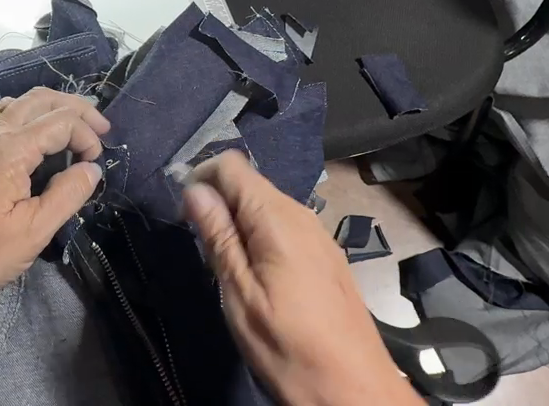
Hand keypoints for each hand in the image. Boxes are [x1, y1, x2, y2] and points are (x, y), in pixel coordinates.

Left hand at [0, 88, 109, 312]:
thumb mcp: (33, 232)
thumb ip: (67, 195)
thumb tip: (92, 169)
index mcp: (9, 149)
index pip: (60, 122)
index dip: (87, 136)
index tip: (98, 164)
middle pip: (42, 99)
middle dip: (76, 109)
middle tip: (103, 128)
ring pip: (22, 102)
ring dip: (53, 107)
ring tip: (79, 127)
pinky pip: (5, 114)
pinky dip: (30, 114)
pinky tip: (41, 134)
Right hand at [183, 151, 421, 405]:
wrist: (360, 396)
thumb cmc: (291, 348)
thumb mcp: (242, 296)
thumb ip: (218, 236)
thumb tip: (194, 189)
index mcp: (277, 217)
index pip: (230, 164)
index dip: (201, 179)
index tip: (188, 218)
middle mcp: (301, 213)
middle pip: (248, 183)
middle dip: (219, 205)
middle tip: (207, 252)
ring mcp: (318, 234)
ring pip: (265, 205)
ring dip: (239, 224)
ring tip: (231, 270)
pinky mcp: (326, 255)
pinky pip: (284, 226)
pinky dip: (262, 238)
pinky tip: (262, 279)